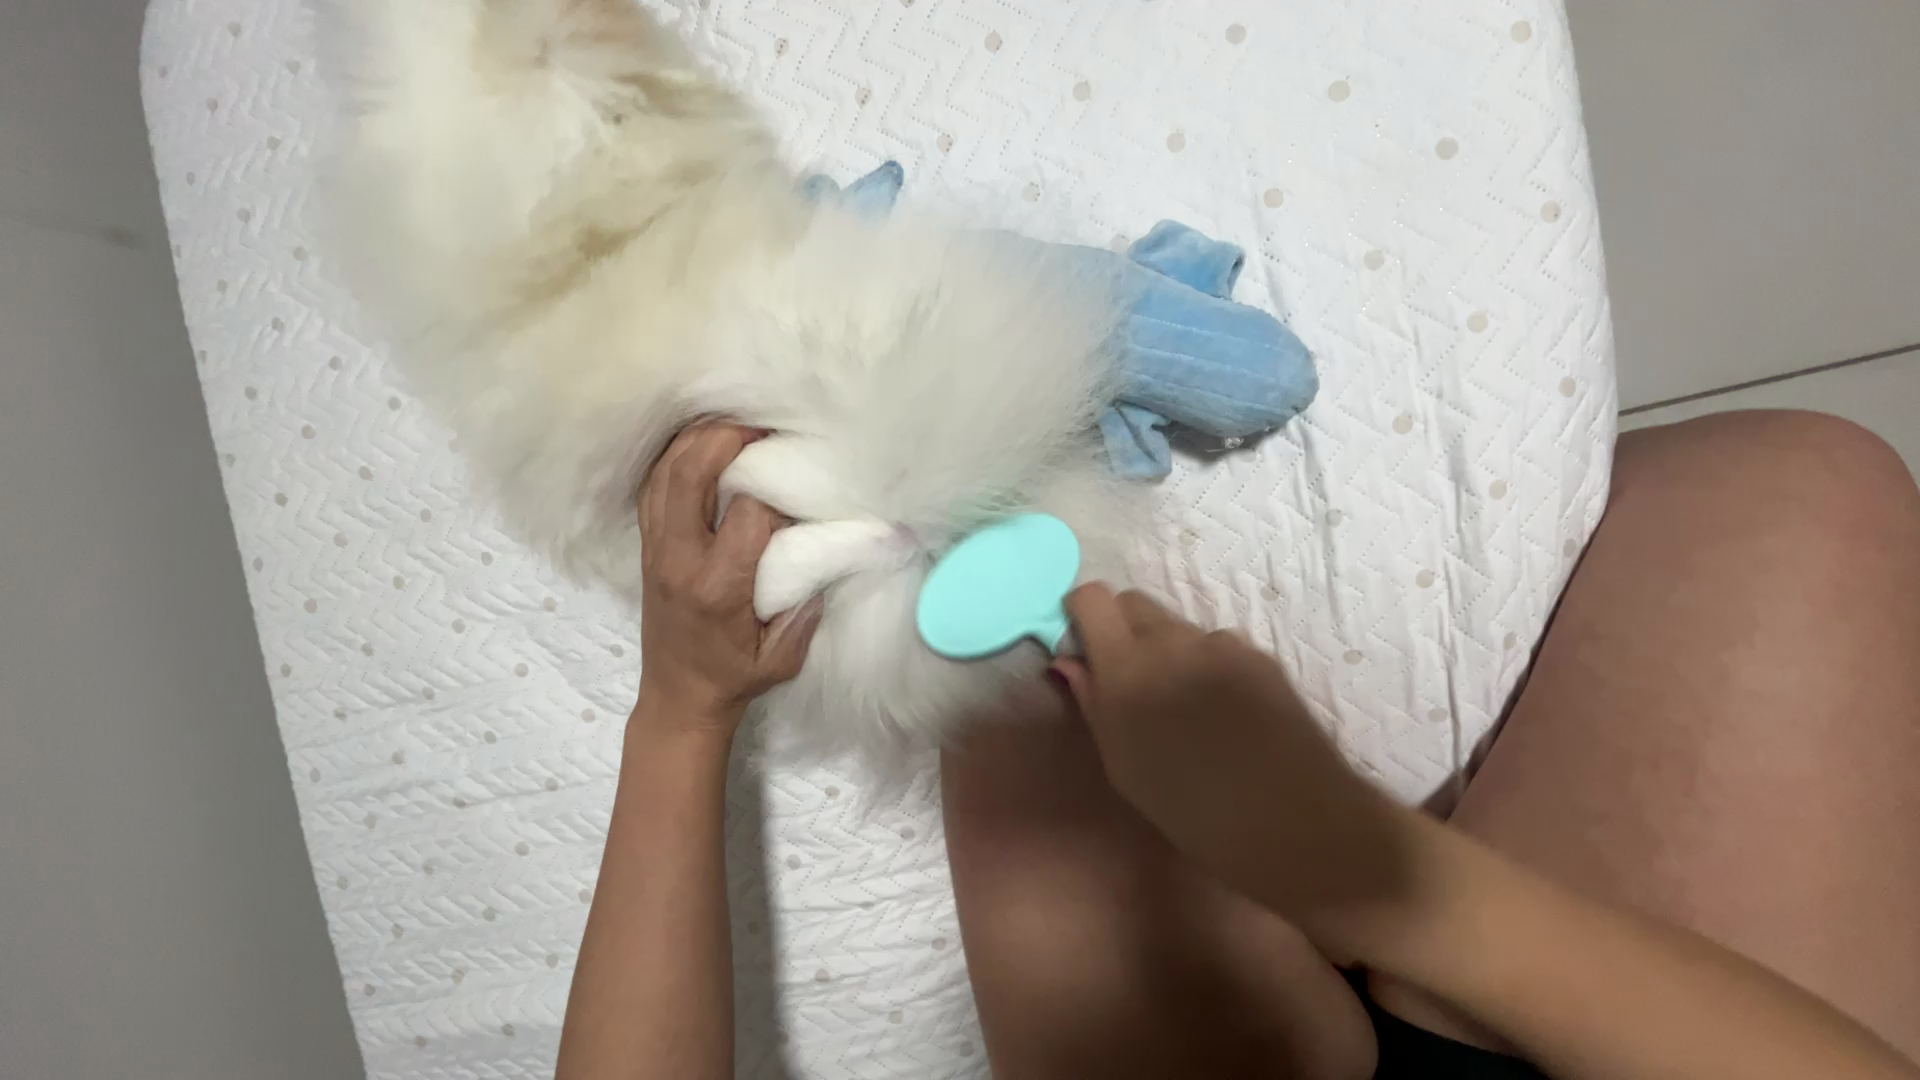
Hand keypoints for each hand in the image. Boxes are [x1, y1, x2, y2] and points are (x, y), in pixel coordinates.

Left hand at [634, 423, 823, 731]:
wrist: (677, 696)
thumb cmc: (735, 678)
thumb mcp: (783, 658)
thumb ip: (808, 609)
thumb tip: (837, 553)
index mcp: (718, 588)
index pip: (747, 515)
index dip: (777, 491)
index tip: (799, 487)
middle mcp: (679, 560)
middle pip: (690, 475)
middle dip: (725, 438)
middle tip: (760, 426)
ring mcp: (655, 549)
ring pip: (665, 473)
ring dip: (697, 439)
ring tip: (734, 425)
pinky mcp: (646, 546)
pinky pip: (652, 485)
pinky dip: (675, 457)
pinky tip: (700, 445)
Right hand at [1052, 584, 1413, 938]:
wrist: (1294, 825)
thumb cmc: (1190, 809)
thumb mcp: (1122, 765)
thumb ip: (1092, 702)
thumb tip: (1070, 661)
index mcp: (1127, 667)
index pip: (1091, 598)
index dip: (1080, 612)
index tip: (1081, 642)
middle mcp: (1172, 640)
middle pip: (1133, 602)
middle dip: (1120, 626)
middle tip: (1126, 675)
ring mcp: (1220, 643)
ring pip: (1177, 626)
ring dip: (1166, 648)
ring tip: (1182, 703)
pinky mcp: (1258, 654)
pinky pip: (1216, 644)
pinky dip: (1206, 663)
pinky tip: (1222, 710)